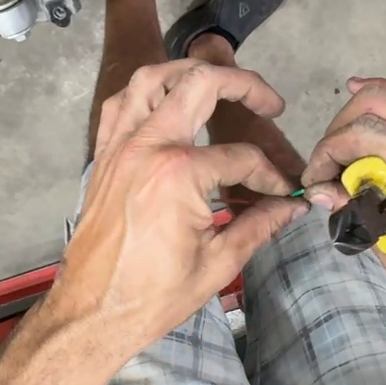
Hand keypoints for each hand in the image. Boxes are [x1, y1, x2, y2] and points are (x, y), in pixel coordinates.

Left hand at [44, 60, 307, 373]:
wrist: (92, 313)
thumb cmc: (153, 296)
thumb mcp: (218, 264)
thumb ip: (260, 224)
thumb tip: (293, 205)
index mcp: (179, 174)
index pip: (242, 158)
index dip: (270, 174)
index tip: (282, 192)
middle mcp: (147, 146)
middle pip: (200, 84)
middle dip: (244, 85)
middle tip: (270, 101)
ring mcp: (120, 146)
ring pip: (152, 78)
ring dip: (190, 71)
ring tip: (220, 83)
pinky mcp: (104, 155)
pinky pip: (120, 103)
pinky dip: (145, 91)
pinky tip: (166, 102)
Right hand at [302, 77, 385, 331]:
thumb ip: (368, 227)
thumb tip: (329, 195)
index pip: (371, 135)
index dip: (330, 151)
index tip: (317, 182)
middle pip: (380, 102)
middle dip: (339, 130)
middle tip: (328, 169)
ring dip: (359, 114)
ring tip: (340, 150)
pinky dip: (385, 100)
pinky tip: (360, 98)